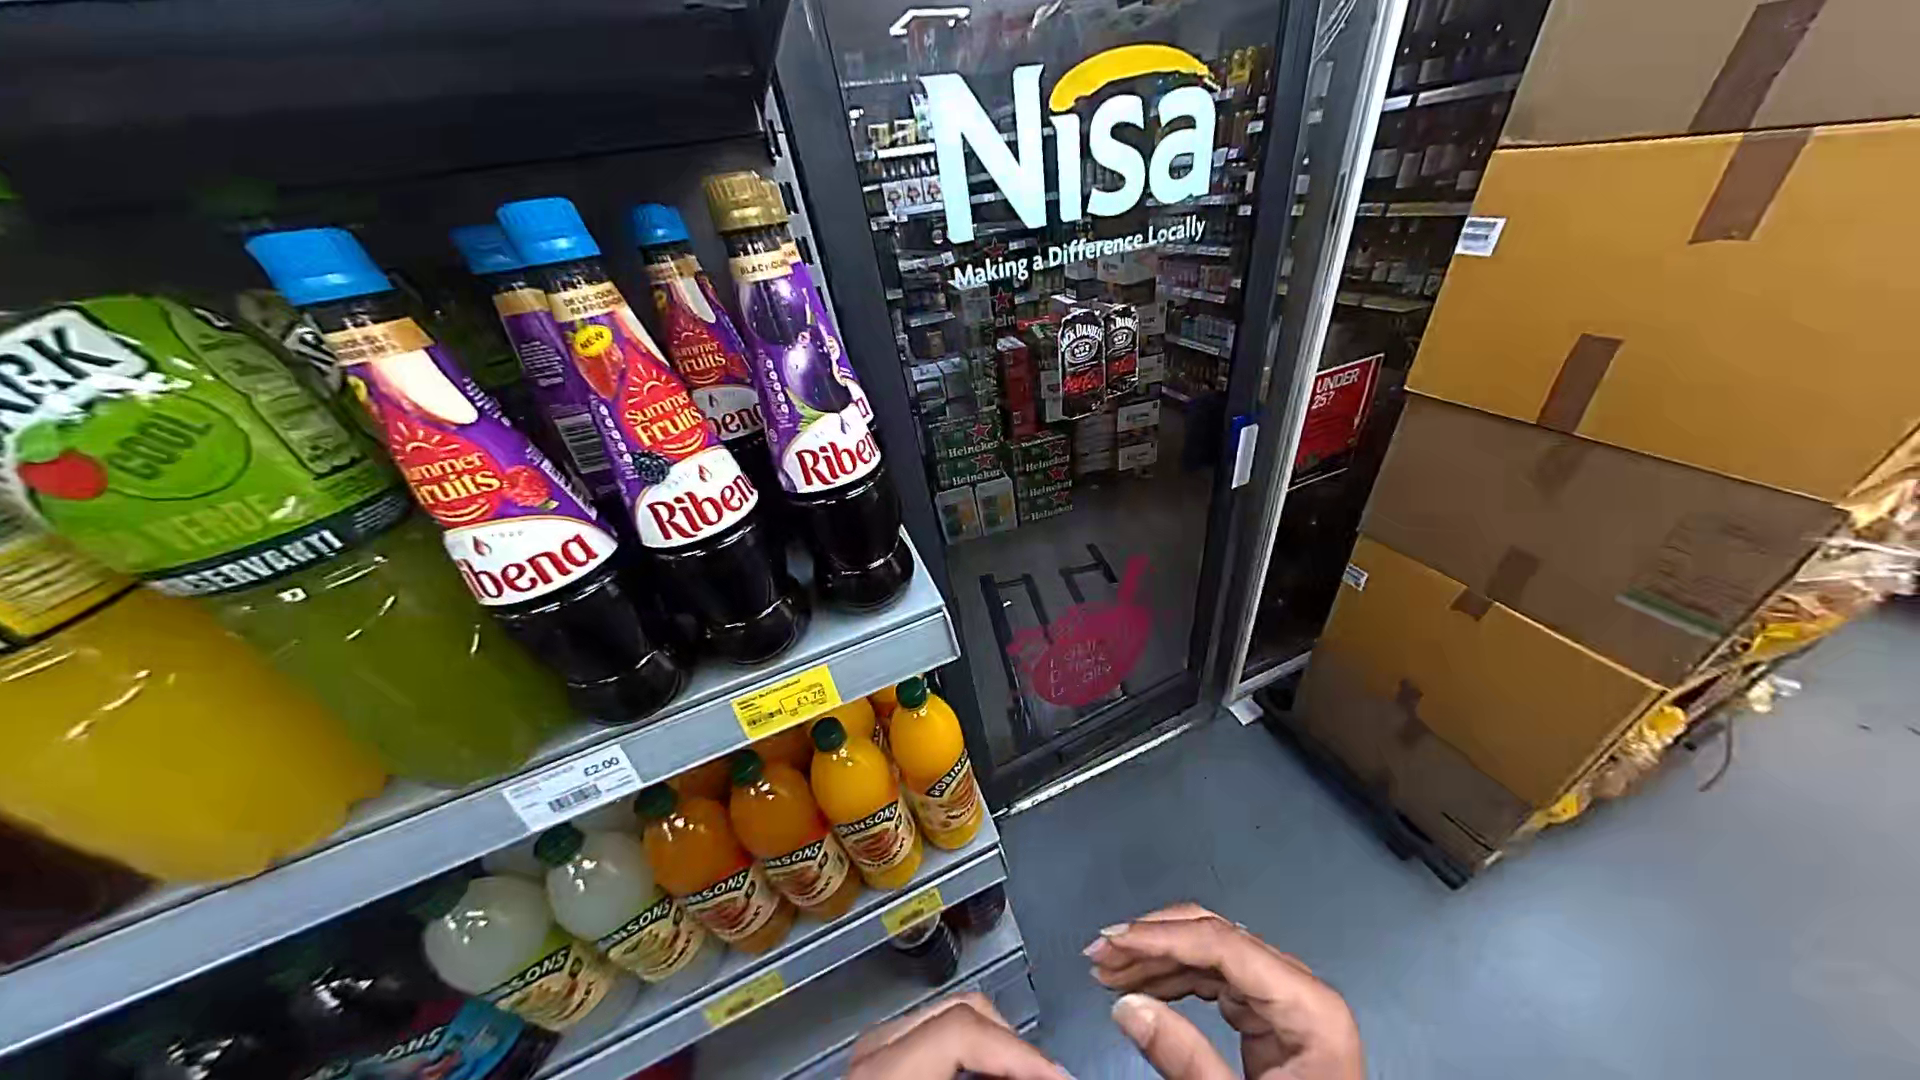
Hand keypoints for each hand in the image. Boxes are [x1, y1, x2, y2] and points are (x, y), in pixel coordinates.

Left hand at [847, 991, 1068, 1079]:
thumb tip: (1044, 1078)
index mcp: (886, 1070)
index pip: (964, 1028)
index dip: (1022, 1055)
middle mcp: (877, 1048)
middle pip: (965, 1012)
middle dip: (1015, 1050)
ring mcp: (875, 1053)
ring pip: (953, 1022)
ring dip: (995, 1053)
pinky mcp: (879, 1066)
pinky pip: (935, 1042)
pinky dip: (969, 1061)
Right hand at [1085, 903, 1363, 1079]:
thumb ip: (1186, 1060)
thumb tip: (1123, 1006)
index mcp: (1308, 1006)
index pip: (1221, 943)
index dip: (1160, 936)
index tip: (1111, 940)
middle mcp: (1298, 987)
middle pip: (1212, 937)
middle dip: (1151, 940)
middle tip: (1100, 952)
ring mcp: (1282, 995)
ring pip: (1206, 952)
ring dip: (1154, 958)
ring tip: (1107, 971)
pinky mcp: (1267, 1011)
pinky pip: (1212, 978)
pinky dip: (1172, 979)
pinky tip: (1139, 986)